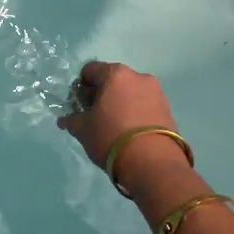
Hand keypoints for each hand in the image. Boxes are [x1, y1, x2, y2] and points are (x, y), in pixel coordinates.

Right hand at [56, 60, 182, 169]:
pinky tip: (131, 133)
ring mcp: (157, 92)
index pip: (90, 70)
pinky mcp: (168, 109)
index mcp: (115, 74)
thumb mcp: (83, 130)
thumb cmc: (111, 138)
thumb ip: (72, 120)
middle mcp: (138, 76)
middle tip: (95, 117)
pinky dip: (136, 113)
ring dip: (120, 103)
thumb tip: (65, 119)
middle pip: (112, 80)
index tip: (79, 106)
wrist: (152, 163)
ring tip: (115, 127)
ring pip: (130, 92)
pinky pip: (145, 105)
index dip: (80, 87)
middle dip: (102, 94)